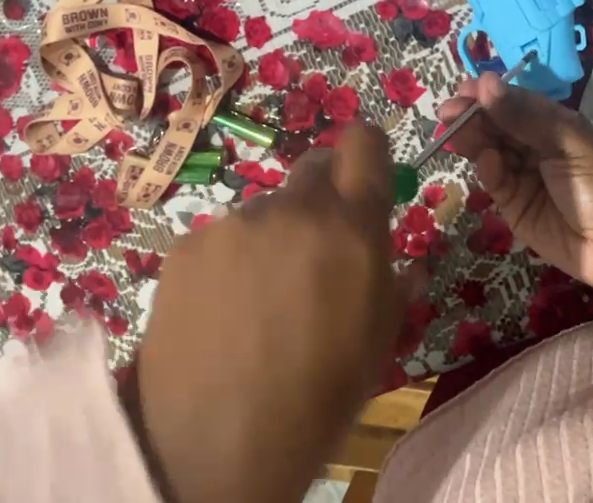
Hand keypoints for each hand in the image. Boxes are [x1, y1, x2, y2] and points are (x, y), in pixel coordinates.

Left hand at [133, 122, 403, 502]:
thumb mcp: (381, 338)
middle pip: (314, 168)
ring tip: (258, 300)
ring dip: (272, 238)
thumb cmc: (321, 396)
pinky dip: (227, 263)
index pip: (365, 142)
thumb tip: (406, 261)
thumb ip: (396, 280)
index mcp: (353, 226)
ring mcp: (236, 224)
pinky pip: (221, 238)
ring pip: (266, 210)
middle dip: (321, 198)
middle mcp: (296, 209)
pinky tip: (221, 312)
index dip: (367, 151)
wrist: (218, 450)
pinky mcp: (187, 247)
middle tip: (312, 252)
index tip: (363, 176)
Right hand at [437, 73, 592, 301]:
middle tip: (447, 112)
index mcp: (554, 124)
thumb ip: (525, 117)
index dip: (489, 95)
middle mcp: (535, 145)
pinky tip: (485, 160)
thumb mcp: (569, 142)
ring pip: (489, 149)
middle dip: (471, 116)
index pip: (514, 102)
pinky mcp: (513, 204)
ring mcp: (523, 175)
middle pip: (496, 124)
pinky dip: (487, 168)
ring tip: (455, 131)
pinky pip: (494, 180)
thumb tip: (486, 83)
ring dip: (471, 139)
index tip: (464, 90)